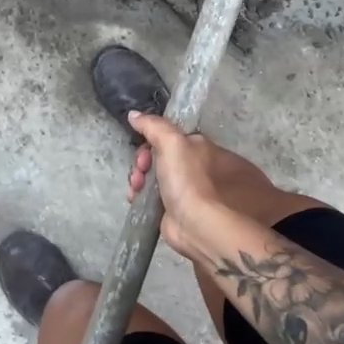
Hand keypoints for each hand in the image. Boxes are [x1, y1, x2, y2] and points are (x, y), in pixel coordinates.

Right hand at [127, 111, 231, 260]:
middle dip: (146, 160)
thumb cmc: (191, 180)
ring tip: (135, 186)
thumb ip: (153, 126)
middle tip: (140, 168)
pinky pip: (156, 199)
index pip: (179, 138)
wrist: (201, 228)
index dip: (158, 140)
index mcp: (209, 151)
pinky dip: (143, 196)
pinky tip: (135, 197)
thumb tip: (134, 115)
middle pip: (166, 158)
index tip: (146, 146)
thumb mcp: (172, 142)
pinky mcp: (178, 215)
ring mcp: (191, 194)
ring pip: (159, 178)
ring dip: (141, 178)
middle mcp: (204, 171)